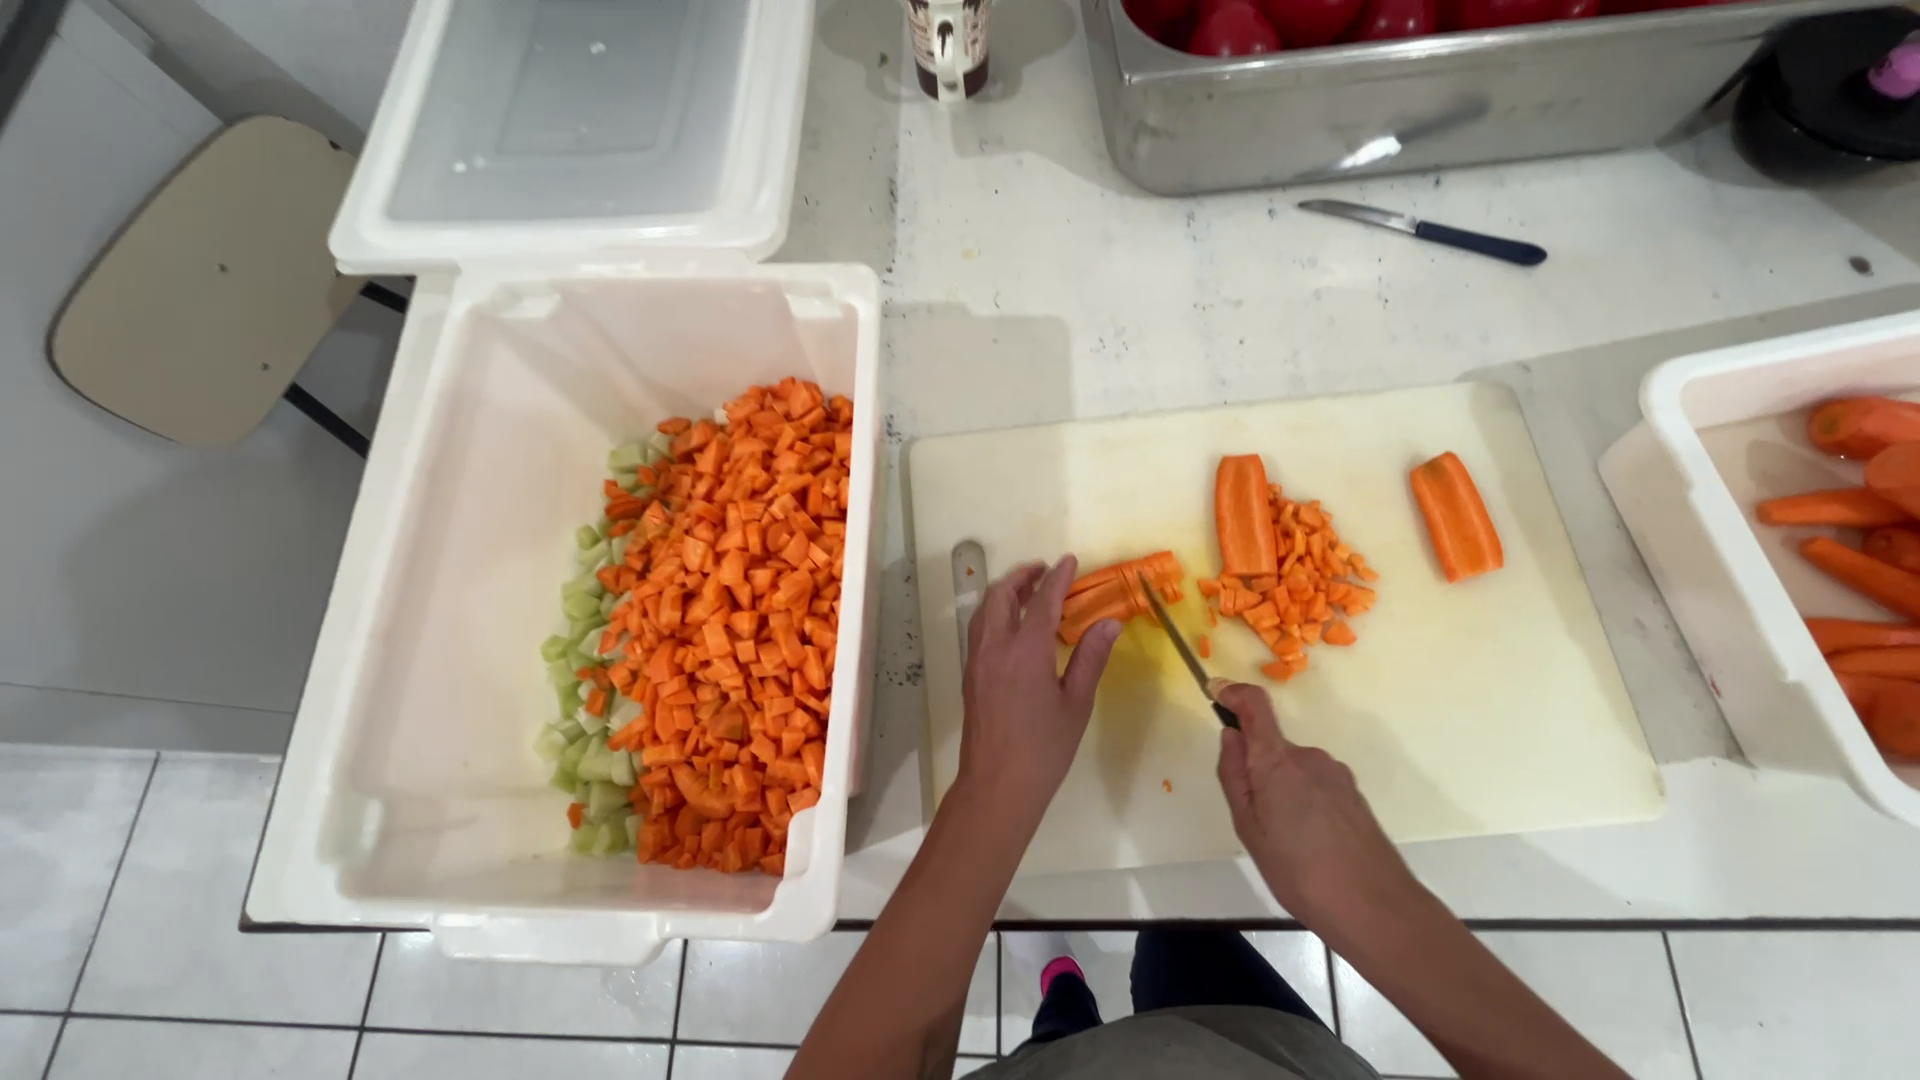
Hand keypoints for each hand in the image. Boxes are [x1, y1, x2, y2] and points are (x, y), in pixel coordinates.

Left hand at [955, 556, 1121, 825]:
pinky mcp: (970, 676)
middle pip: (1000, 596)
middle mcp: (994, 648)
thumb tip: (1109, 622)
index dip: (1057, 578)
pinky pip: (979, 630)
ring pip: (984, 612)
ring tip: (1028, 592)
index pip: (1042, 601)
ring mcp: (977, 661)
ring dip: (1004, 594)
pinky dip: (995, 614)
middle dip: (1021, 577)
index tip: (1069, 560)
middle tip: (1044, 571)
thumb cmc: (1044, 749)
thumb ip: (1090, 658)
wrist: (996, 785)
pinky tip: (1013, 626)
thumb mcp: (1076, 704)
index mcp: (1025, 651)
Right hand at [1215, 682, 1421, 928]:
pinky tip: (1310, 846)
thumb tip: (1231, 736)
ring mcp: (1337, 775)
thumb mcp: (1249, 828)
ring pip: (1293, 770)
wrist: (1377, 909)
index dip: (1233, 692)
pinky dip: (1303, 804)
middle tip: (1254, 820)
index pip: (1255, 705)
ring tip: (1285, 843)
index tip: (1216, 694)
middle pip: (1271, 746)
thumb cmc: (1299, 872)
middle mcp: (1310, 757)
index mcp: (1278, 761)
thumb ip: (1234, 776)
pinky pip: (1315, 785)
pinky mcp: (1353, 795)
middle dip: (1256, 771)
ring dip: (1281, 791)